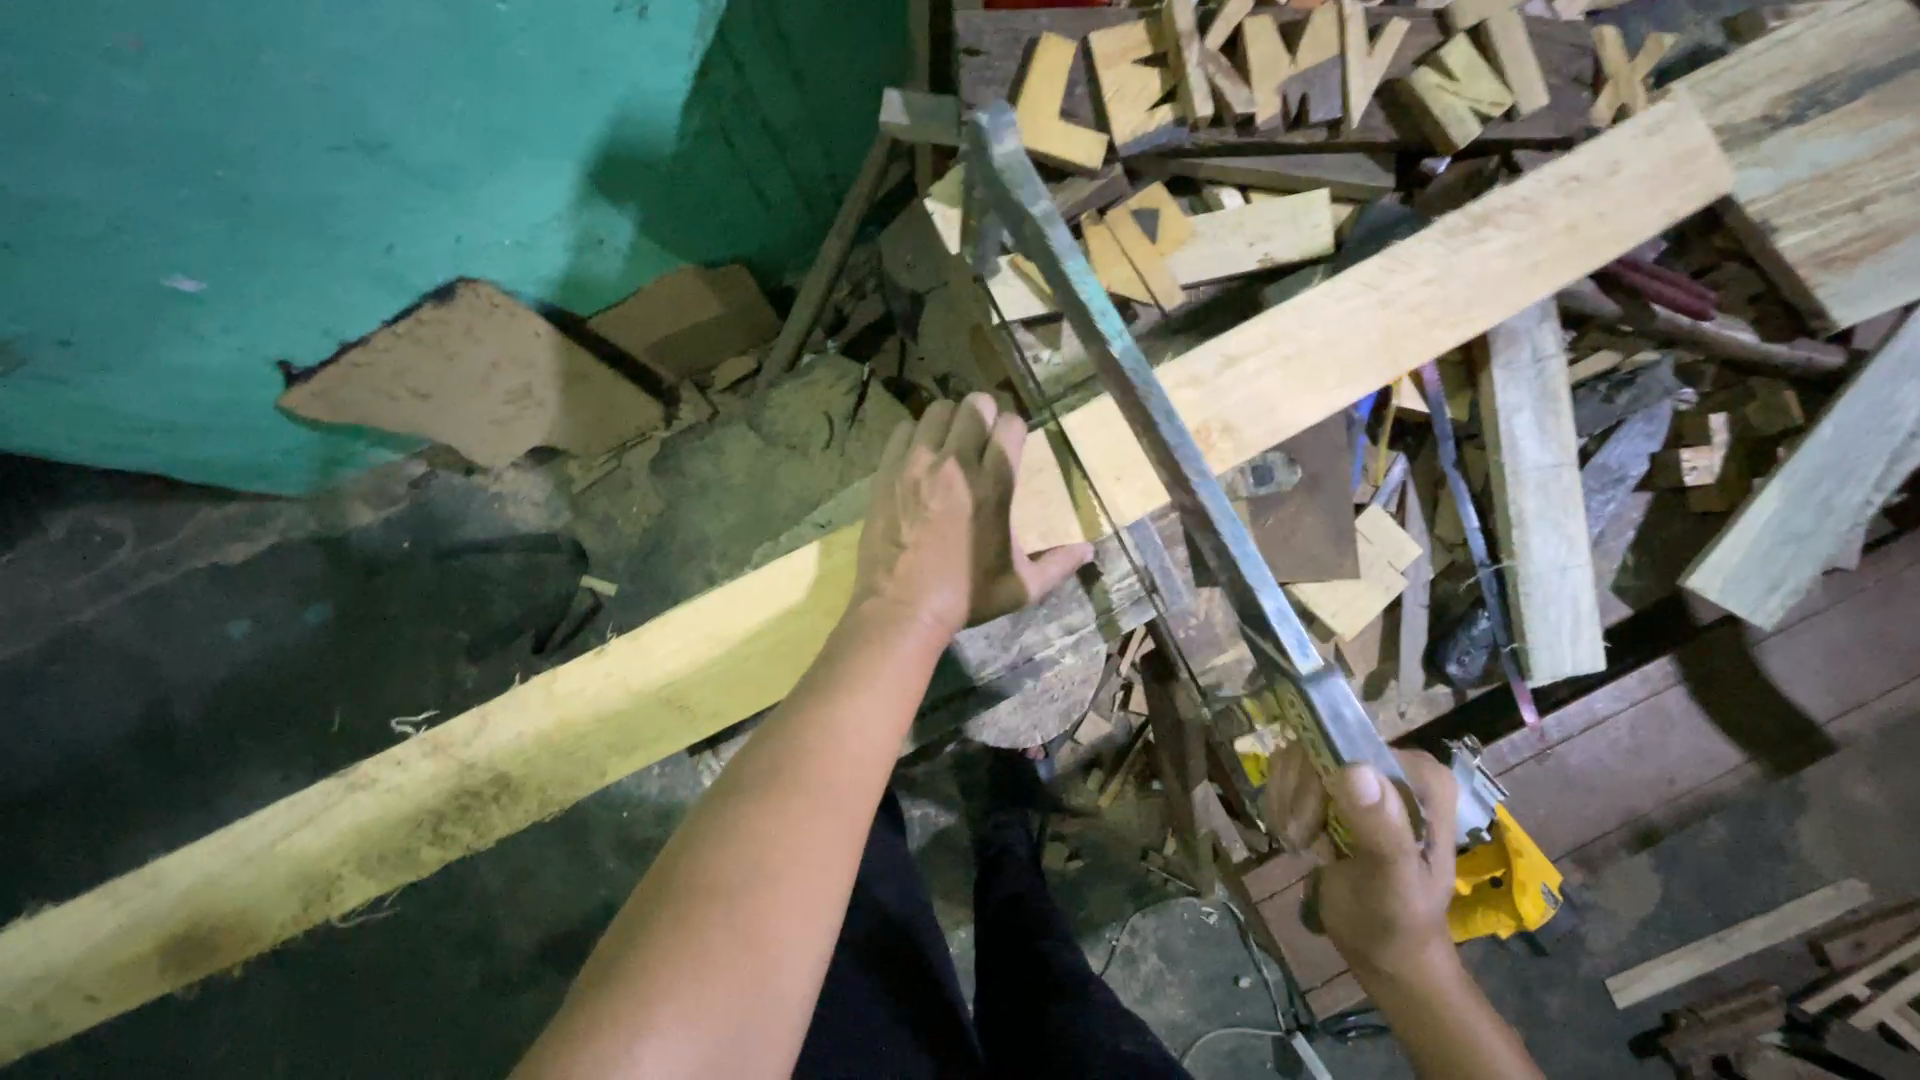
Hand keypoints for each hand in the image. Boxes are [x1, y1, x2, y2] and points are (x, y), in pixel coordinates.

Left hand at [852, 393, 1094, 638]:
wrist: (901, 608)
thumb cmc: (965, 598)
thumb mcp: (1021, 587)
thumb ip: (1058, 564)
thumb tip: (1090, 551)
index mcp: (995, 485)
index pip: (1011, 424)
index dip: (1014, 429)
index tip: (1010, 444)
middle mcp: (957, 464)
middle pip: (975, 405)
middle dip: (984, 414)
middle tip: (981, 436)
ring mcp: (917, 465)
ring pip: (937, 410)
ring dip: (949, 420)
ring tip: (950, 441)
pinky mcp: (887, 472)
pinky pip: (903, 429)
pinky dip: (915, 435)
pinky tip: (920, 455)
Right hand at [1263, 748, 1458, 981]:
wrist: (1384, 952)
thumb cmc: (1396, 920)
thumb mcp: (1392, 880)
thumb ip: (1381, 829)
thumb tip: (1354, 770)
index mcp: (1423, 779)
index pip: (1351, 746)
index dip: (1319, 780)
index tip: (1310, 825)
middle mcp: (1395, 765)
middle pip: (1319, 748)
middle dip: (1299, 796)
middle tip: (1299, 840)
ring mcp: (1364, 774)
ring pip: (1298, 758)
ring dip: (1286, 801)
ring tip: (1297, 842)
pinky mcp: (1337, 787)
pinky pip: (1290, 771)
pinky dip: (1281, 802)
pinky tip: (1293, 835)